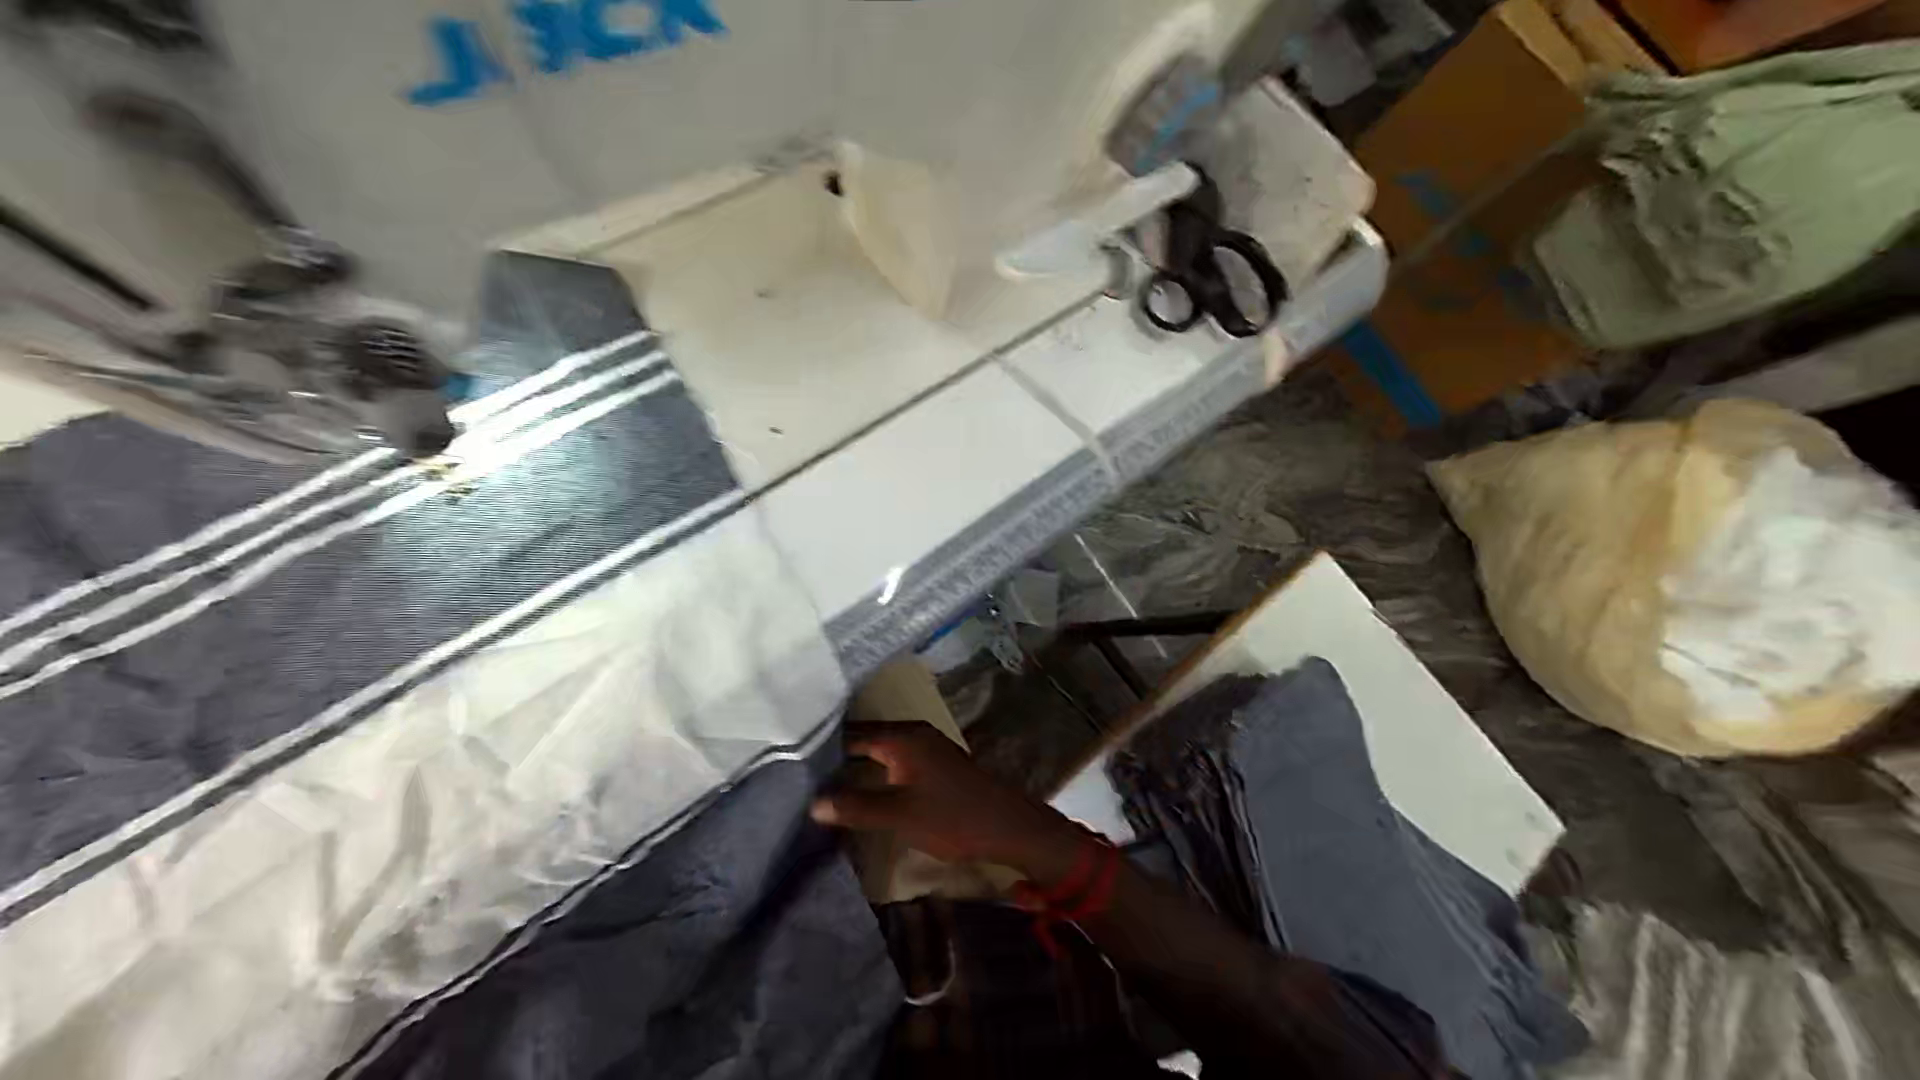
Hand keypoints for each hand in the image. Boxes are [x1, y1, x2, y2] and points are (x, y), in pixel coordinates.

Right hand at [811, 725, 1086, 877]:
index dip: (824, 748)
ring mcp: (927, 745)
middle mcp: (913, 732)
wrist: (1006, 825)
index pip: (852, 734)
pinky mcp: (935, 762)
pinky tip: (862, 787)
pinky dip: (877, 769)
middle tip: (803, 774)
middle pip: (866, 738)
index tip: (793, 762)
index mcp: (902, 737)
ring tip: (825, 782)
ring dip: (858, 763)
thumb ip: (856, 807)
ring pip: (881, 749)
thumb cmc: (951, 817)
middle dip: (838, 755)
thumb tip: (813, 802)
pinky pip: (895, 758)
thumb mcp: (899, 815)